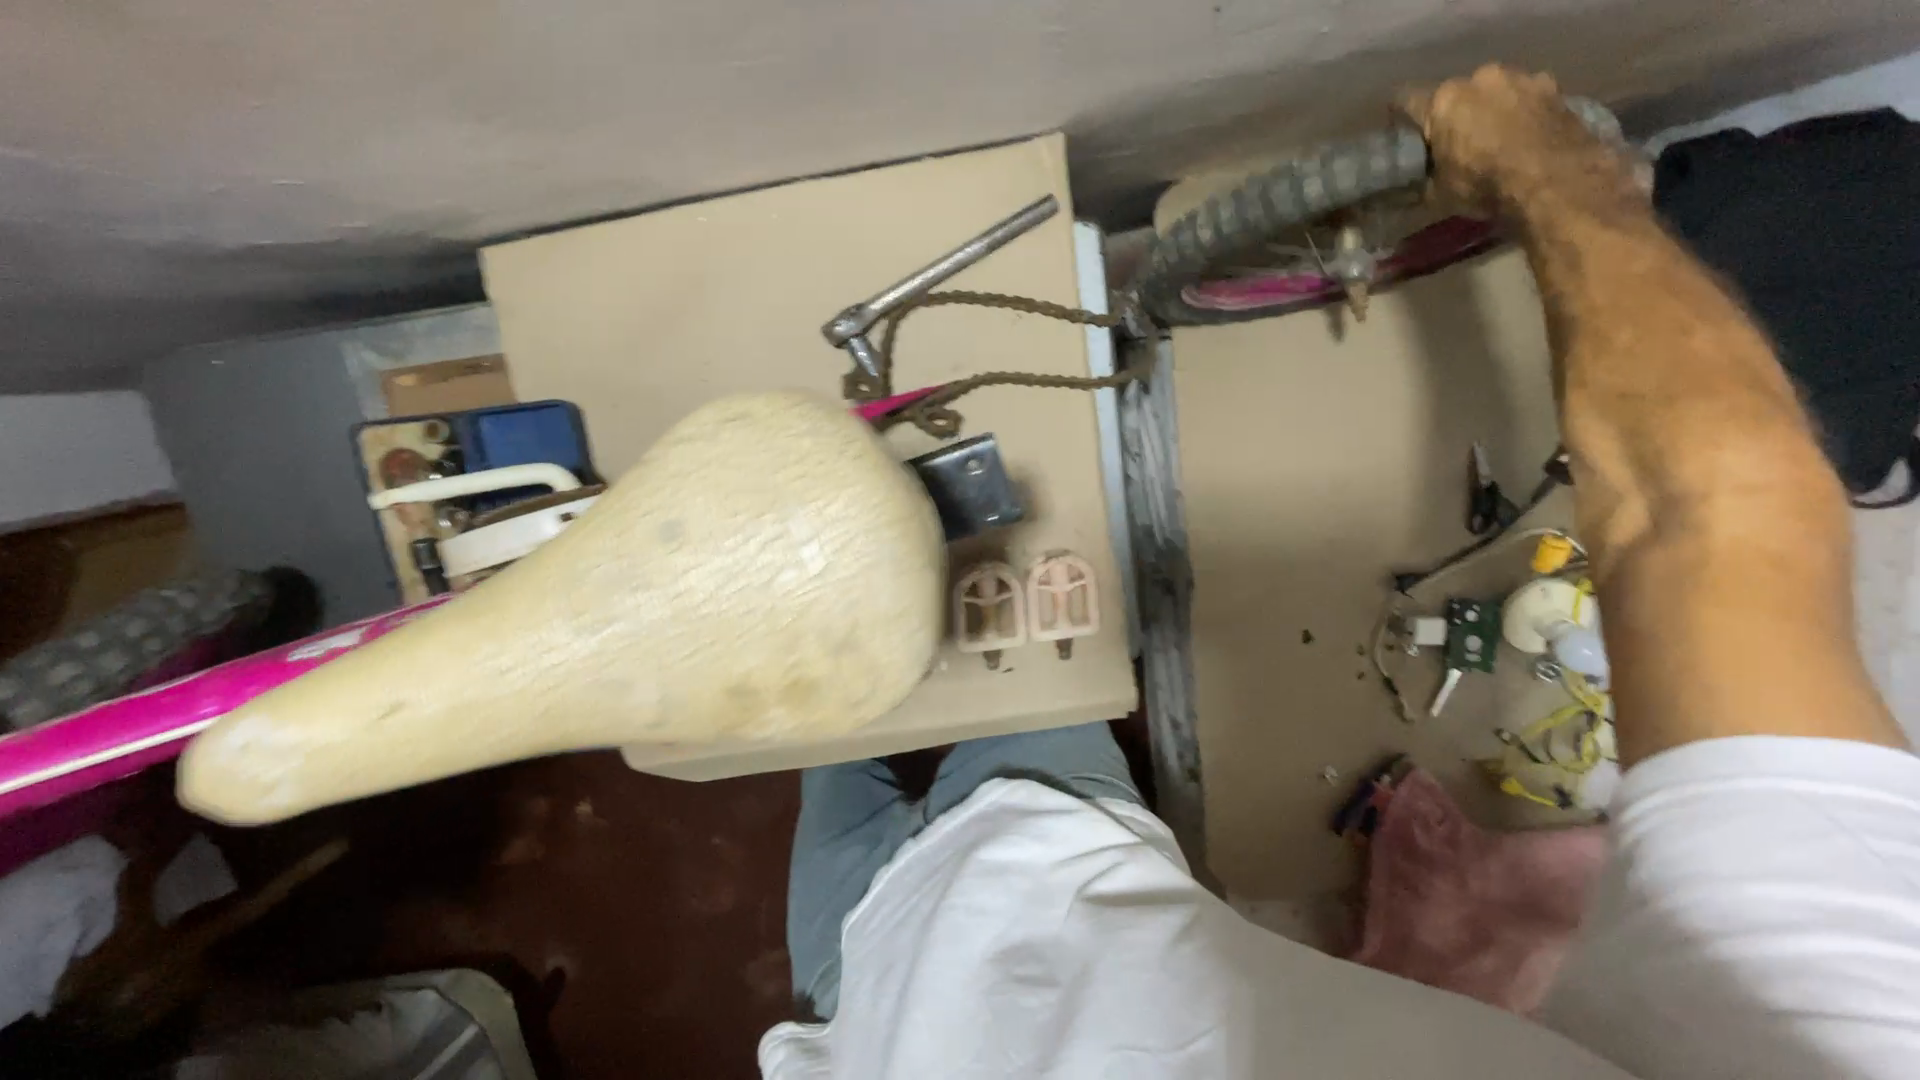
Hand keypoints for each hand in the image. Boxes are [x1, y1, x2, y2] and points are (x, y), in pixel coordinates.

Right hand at [1399, 65, 1640, 217]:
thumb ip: (1424, 176)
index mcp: (1443, 101)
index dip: (1399, 118)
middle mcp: (1480, 78)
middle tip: (1454, 142)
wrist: (1554, 180)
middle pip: (1455, 94)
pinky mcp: (1553, 86)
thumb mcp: (1438, 193)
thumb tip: (1416, 180)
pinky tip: (1524, 137)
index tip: (1400, 133)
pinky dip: (1521, 113)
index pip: (1405, 100)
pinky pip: (1526, 97)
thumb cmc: (1484, 185)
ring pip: (1493, 92)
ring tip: (1495, 140)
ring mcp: (1521, 77)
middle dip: (1453, 115)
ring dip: (1490, 110)